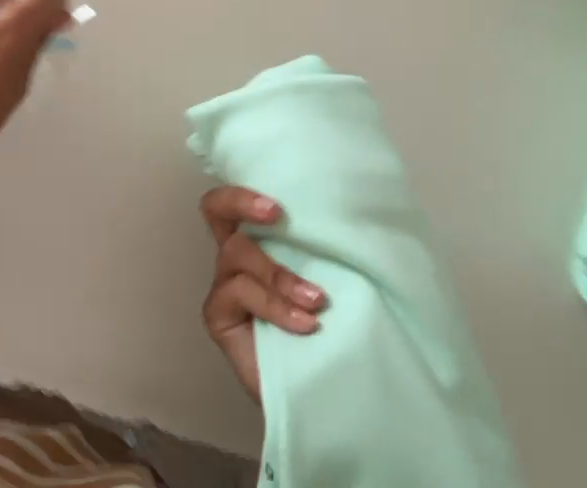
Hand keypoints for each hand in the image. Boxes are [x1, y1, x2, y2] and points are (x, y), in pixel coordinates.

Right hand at [200, 187, 327, 402]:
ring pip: (237, 254)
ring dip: (279, 274)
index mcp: (264, 242)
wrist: (328, 394)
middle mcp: (238, 258)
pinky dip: (274, 305)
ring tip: (317, 302)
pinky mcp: (218, 315)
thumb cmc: (339, 332)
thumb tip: (368, 221)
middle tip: (278, 215)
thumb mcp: (342, 284)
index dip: (245, 192)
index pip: (241, 200)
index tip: (279, 205)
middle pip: (218, 211)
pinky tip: (305, 325)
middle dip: (243, 204)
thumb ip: (339, 254)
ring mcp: (225, 286)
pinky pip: (238, 293)